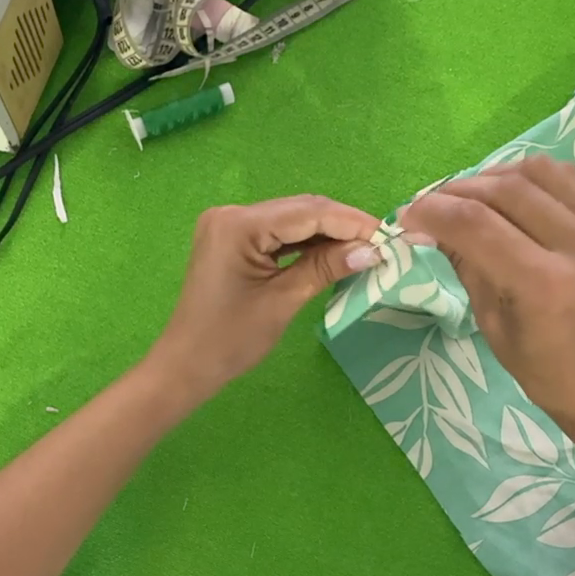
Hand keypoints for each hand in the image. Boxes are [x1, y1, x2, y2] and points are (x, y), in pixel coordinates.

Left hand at [144, 194, 381, 399]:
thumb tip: (372, 250)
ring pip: (291, 220)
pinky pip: (277, 235)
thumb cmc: (230, 340)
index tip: (388, 238)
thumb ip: (325, 268)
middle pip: (300, 210)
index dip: (351, 223)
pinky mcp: (231, 240)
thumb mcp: (282, 301)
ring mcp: (229, 225)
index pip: (308, 213)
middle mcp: (232, 214)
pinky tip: (332, 254)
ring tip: (364, 251)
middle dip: (342, 226)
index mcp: (239, 225)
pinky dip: (305, 244)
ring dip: (326, 234)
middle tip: (381, 246)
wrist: (187, 365)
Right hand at [399, 158, 574, 433]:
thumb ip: (467, 268)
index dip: (433, 212)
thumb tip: (430, 229)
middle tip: (429, 204)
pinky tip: (507, 194)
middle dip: (457, 191)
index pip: (477, 226)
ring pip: (538, 173)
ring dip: (492, 176)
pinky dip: (529, 178)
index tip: (406, 216)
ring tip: (467, 195)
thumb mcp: (492, 324)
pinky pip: (568, 179)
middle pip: (506, 191)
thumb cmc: (543, 371)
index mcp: (543, 285)